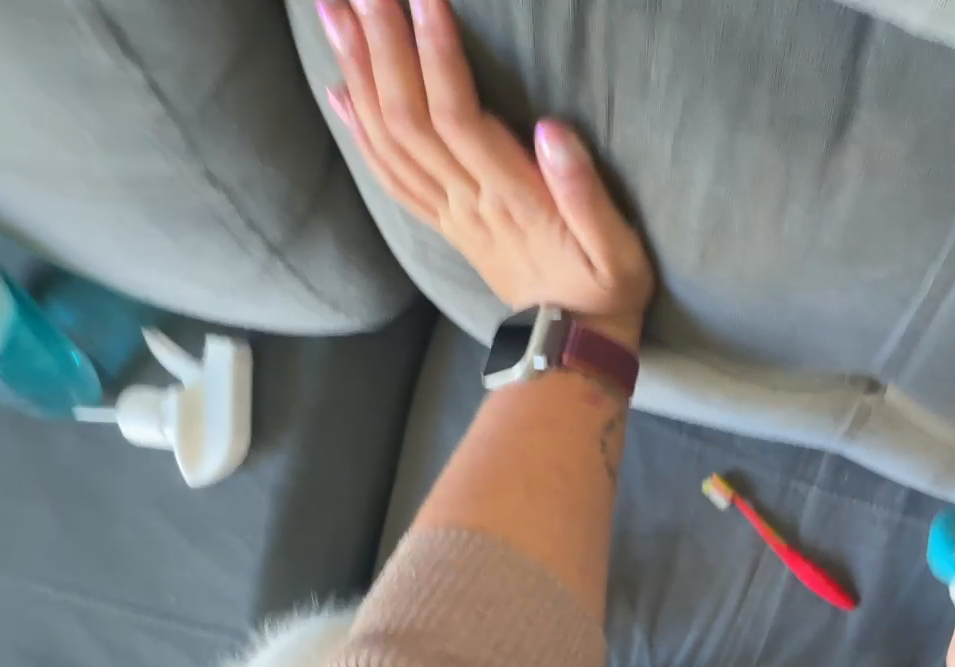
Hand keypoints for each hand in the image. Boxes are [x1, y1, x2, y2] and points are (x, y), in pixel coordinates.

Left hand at [316, 0, 654, 347]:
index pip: (460, 119)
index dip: (437, 57)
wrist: (577, 345)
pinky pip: (392, 178)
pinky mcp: (449, 228)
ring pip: (391, 141)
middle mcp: (472, 205)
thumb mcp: (619, 250)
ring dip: (360, 75)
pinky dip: (359, 133)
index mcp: (515, 203)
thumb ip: (586, 194)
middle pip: (410, 119)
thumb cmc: (606, 292)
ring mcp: (453, 218)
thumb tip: (552, 130)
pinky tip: (338, 93)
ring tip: (334, 13)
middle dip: (383, 47)